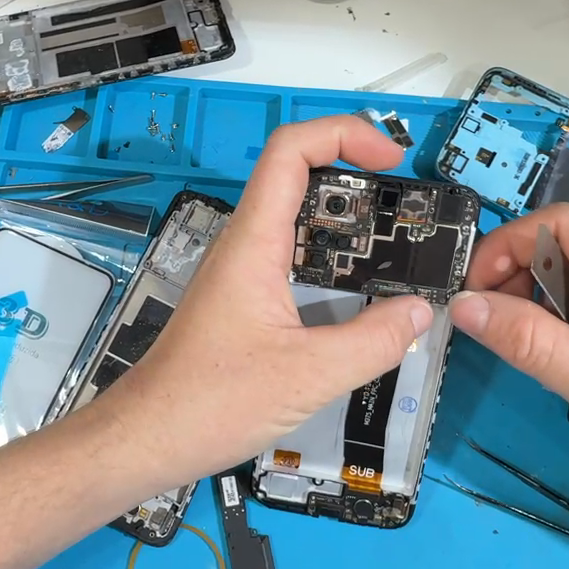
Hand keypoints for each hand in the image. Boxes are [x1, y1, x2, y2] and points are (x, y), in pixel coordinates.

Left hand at [94, 116, 435, 488]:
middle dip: (353, 171)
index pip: (291, 150)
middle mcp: (243, 243)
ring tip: (394, 237)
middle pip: (296, 173)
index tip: (391, 158)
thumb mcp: (307, 375)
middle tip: (404, 201)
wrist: (150, 434)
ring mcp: (240, 268)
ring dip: (343, 215)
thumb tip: (418, 314)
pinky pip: (289, 253)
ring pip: (293, 215)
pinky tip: (358, 285)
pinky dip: (328, 253)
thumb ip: (373, 342)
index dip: (343, 134)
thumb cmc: (211, 401)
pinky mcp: (242, 295)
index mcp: (253, 242)